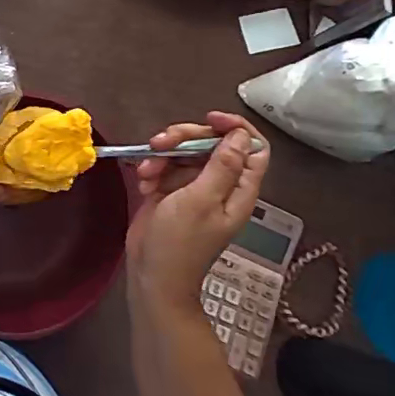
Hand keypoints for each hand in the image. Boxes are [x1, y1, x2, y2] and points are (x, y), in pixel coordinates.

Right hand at [125, 112, 269, 310]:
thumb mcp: (201, 201)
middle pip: (210, 143)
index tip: (208, 120)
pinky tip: (143, 184)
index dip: (234, 128)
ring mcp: (193, 187)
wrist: (151, 275)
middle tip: (160, 143)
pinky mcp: (170, 191)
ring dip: (162, 156)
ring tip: (146, 174)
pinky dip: (152, 170)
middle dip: (184, 139)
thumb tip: (240, 135)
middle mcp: (219, 184)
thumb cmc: (179, 242)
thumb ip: (221, 166)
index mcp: (237, 188)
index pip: (251, 147)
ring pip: (184, 152)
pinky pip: (165, 166)